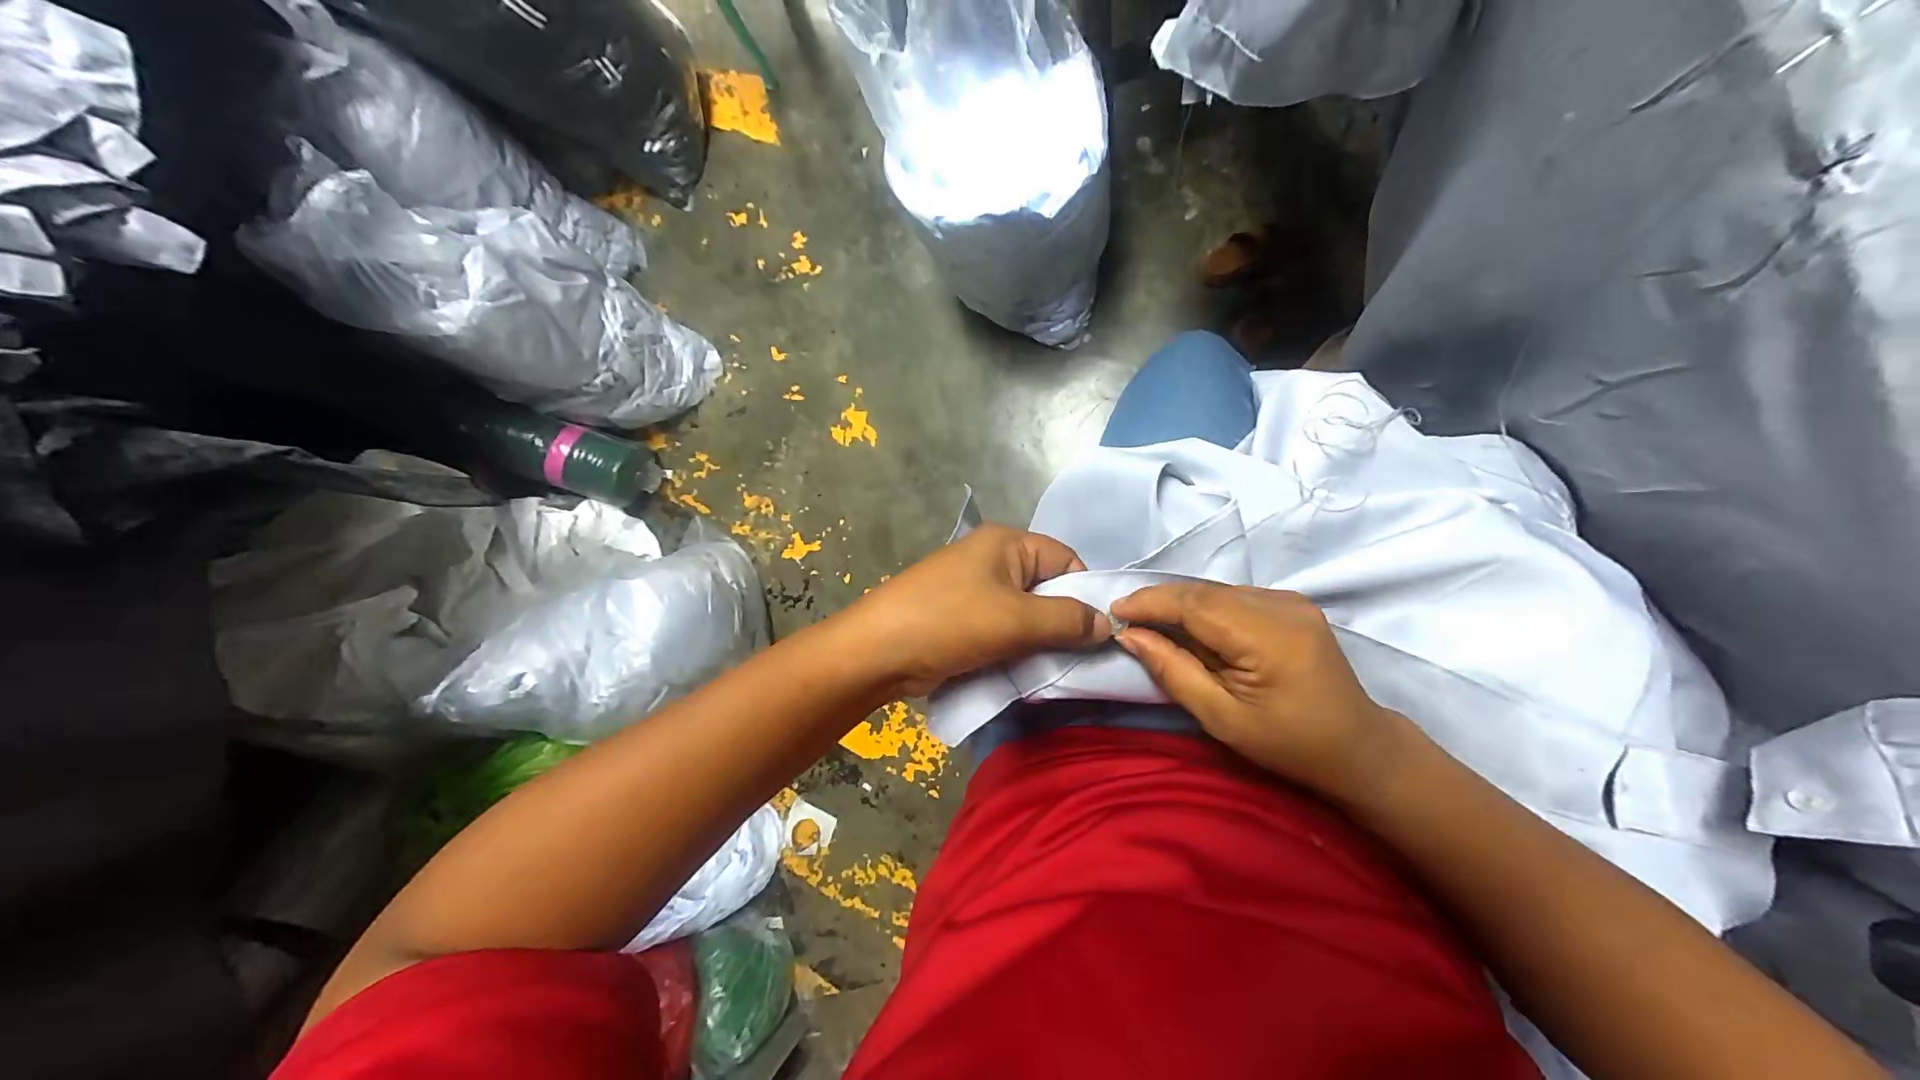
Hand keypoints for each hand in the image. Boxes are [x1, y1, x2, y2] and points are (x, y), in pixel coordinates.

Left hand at [845, 524, 1109, 696]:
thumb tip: (1108, 623)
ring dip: (1038, 639)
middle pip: (1046, 586)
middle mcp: (992, 559)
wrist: (876, 652)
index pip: (1066, 558)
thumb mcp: (1017, 620)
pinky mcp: (960, 618)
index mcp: (1006, 542)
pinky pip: (1002, 629)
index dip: (1085, 592)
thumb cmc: (949, 623)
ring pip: (1025, 613)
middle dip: (1063, 621)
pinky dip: (1014, 648)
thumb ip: (1068, 620)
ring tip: (1050, 667)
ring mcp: (973, 589)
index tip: (1099, 632)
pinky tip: (1022, 670)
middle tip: (1078, 657)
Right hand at [1110, 583, 1421, 802]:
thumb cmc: (1289, 744)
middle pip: (1205, 592)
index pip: (1196, 604)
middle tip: (1124, 617)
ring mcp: (1292, 601)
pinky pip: (1235, 597)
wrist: (1358, 748)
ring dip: (1180, 603)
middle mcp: (1284, 606)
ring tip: (1148, 621)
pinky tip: (1188, 625)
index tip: (1113, 611)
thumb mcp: (1222, 718)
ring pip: (1218, 590)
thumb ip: (1174, 670)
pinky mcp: (1293, 604)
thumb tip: (1130, 635)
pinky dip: (1204, 607)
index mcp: (1269, 637)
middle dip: (1160, 601)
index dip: (1151, 603)